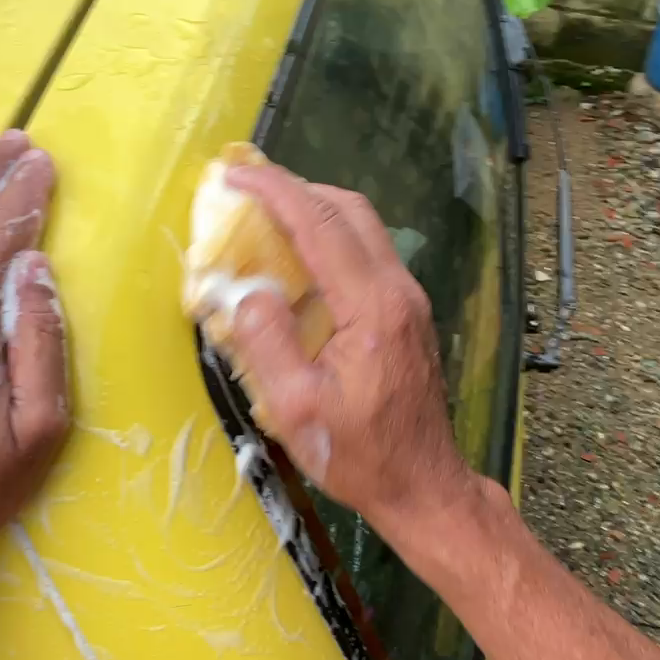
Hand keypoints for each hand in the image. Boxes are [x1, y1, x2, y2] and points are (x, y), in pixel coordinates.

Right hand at [221, 165, 475, 528]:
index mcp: (371, 308)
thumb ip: (267, 343)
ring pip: (365, 228)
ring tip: (270, 218)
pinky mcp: (410, 314)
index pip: (320, 225)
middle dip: (297, 190)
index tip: (235, 175)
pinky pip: (369, 254)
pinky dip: (332, 239)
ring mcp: (410, 301)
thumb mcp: (295, 409)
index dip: (275, 191)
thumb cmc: (358, 454)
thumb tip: (248, 292)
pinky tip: (303, 261)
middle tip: (250, 192)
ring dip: (316, 211)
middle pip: (350, 211)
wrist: (423, 484)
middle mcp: (398, 292)